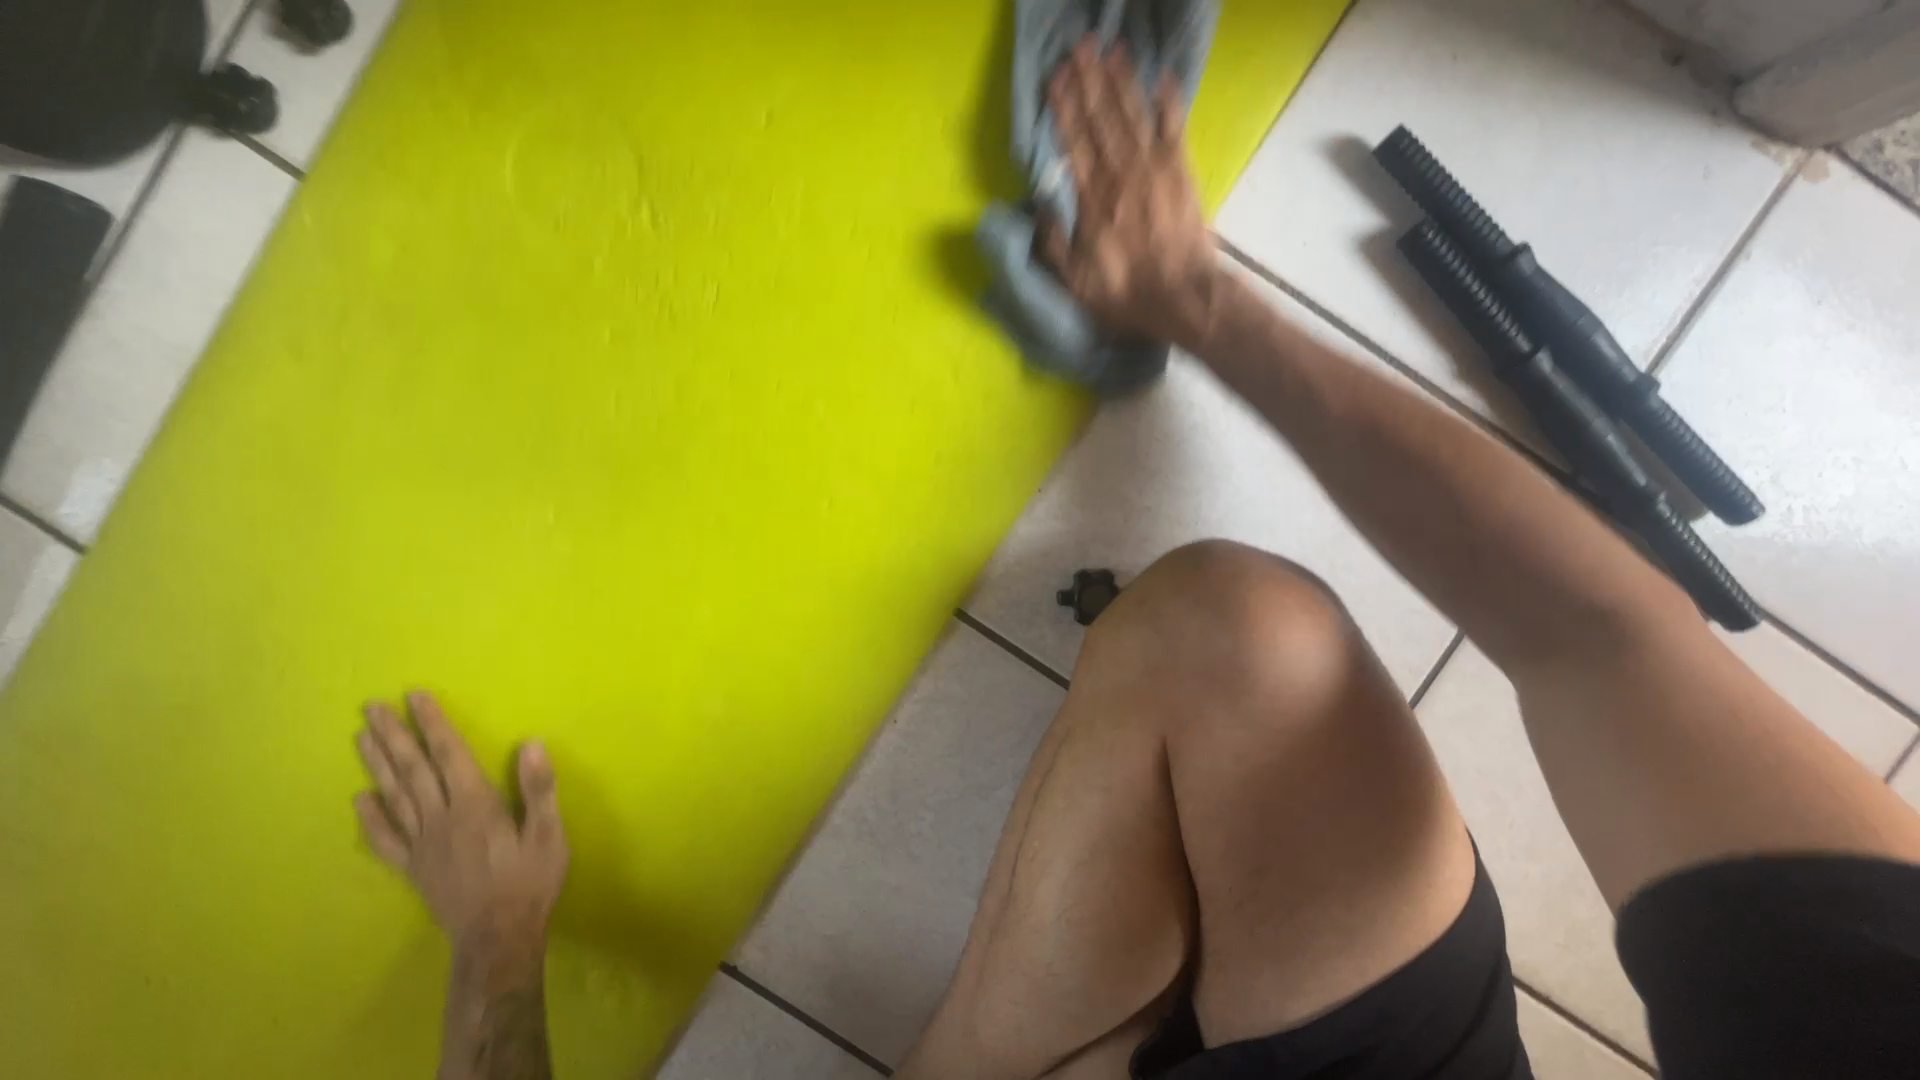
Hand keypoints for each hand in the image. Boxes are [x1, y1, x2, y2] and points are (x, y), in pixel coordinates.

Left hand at [354, 692, 568, 954]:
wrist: (497, 938)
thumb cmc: (529, 881)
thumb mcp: (548, 834)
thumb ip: (538, 789)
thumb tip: (531, 743)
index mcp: (474, 806)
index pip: (449, 754)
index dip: (432, 723)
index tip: (414, 696)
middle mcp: (440, 819)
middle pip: (412, 769)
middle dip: (393, 735)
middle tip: (372, 706)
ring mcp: (422, 844)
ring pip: (394, 796)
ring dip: (378, 764)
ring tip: (362, 736)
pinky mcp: (414, 868)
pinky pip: (386, 839)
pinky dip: (370, 817)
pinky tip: (359, 799)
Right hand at [1041, 38, 1225, 350]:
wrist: (1182, 297)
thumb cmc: (1124, 293)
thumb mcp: (1074, 280)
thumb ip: (1053, 241)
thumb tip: (1039, 204)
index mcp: (1092, 199)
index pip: (1074, 143)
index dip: (1064, 109)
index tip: (1055, 79)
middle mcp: (1121, 174)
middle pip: (1101, 120)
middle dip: (1089, 82)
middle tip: (1079, 48)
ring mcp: (1154, 170)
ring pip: (1133, 116)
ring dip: (1121, 83)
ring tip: (1110, 52)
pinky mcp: (1182, 174)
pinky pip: (1174, 129)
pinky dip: (1168, 103)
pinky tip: (1161, 78)